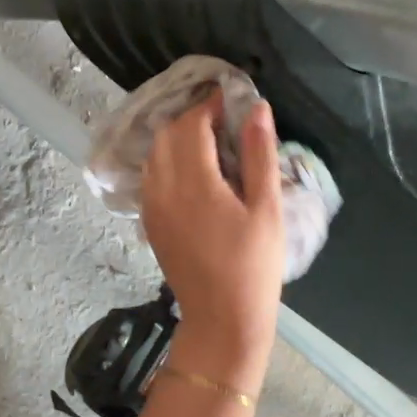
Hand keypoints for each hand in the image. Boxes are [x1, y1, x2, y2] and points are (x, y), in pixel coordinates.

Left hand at [140, 96, 284, 390]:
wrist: (221, 319)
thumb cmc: (253, 265)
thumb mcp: (266, 209)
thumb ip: (260, 154)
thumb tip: (256, 108)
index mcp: (194, 182)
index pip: (191, 124)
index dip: (209, 104)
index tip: (230, 97)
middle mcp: (164, 188)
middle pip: (167, 135)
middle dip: (192, 118)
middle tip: (223, 117)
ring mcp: (152, 206)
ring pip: (155, 154)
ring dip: (177, 138)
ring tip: (210, 141)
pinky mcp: (150, 222)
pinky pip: (151, 176)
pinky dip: (168, 161)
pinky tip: (193, 170)